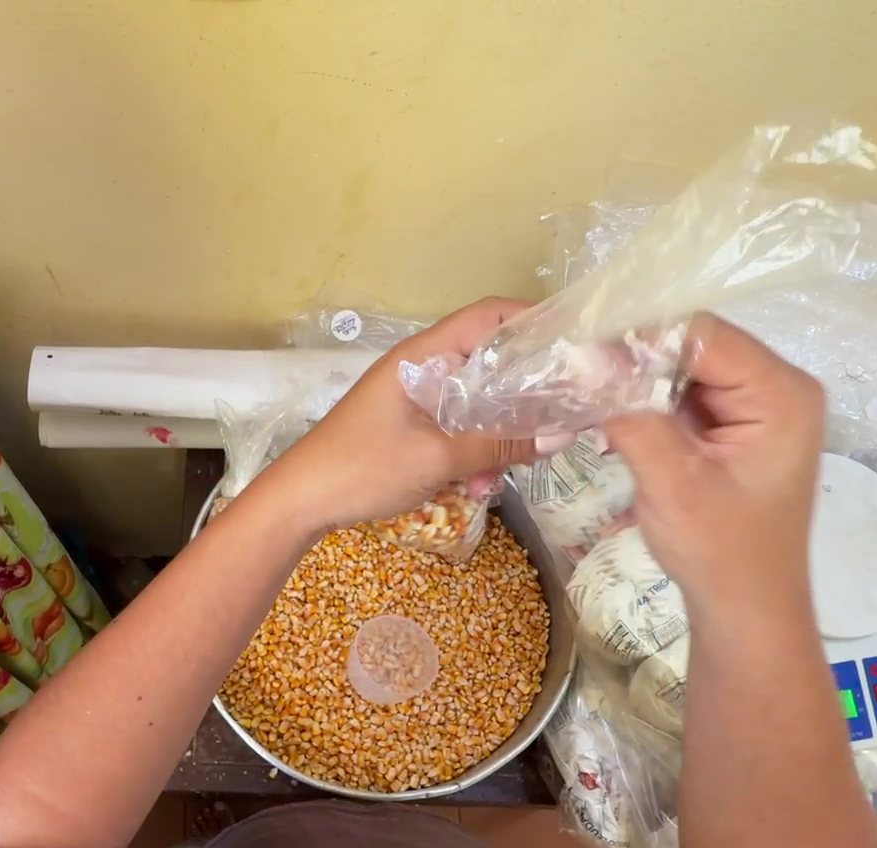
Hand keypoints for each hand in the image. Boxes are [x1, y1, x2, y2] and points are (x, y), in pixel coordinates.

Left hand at [254, 297, 562, 531]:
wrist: (300, 502)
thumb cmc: (361, 468)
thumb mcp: (435, 457)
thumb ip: (497, 444)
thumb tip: (561, 435)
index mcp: (423, 357)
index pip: (489, 316)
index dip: (535, 321)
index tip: (576, 346)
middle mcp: (420, 369)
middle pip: (489, 365)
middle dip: (521, 399)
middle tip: (554, 424)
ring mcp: (413, 400)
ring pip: (474, 407)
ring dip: (493, 440)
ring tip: (495, 479)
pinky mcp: (407, 429)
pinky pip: (454, 431)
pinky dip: (469, 455)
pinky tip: (473, 489)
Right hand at [602, 314, 825, 617]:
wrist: (743, 605)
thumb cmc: (719, 550)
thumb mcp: (671, 481)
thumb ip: (631, 416)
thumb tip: (582, 363)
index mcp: (780, 393)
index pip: (702, 336)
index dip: (639, 338)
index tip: (579, 355)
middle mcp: (773, 388)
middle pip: (691, 348)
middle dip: (631, 359)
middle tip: (572, 374)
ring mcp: (751, 409)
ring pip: (679, 371)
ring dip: (631, 383)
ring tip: (580, 393)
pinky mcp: (728, 429)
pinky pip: (678, 398)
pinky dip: (640, 405)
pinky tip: (604, 416)